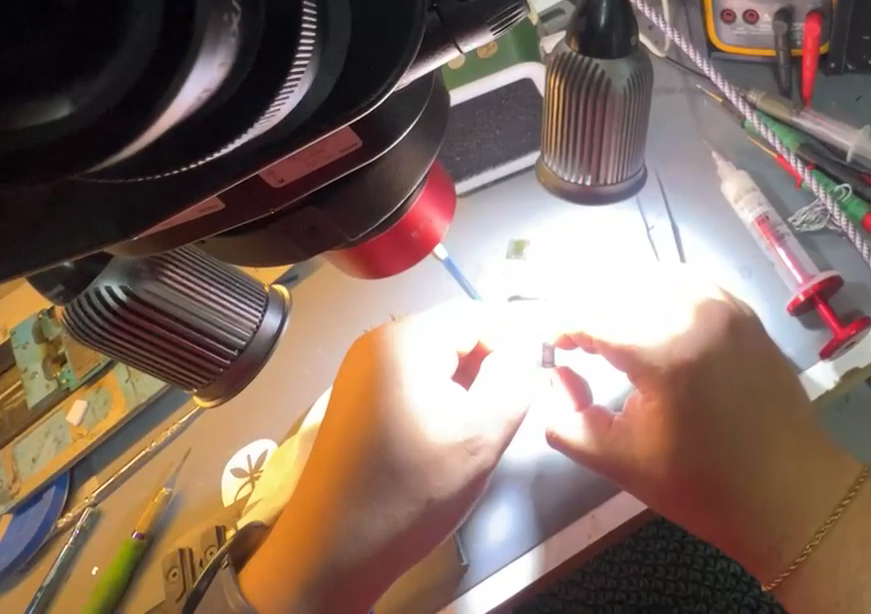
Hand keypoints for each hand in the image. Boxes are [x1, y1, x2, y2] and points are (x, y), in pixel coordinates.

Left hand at [239, 300, 539, 613]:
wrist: (327, 558)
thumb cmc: (409, 491)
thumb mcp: (481, 436)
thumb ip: (518, 382)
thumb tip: (532, 351)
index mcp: (408, 338)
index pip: (480, 314)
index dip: (518, 336)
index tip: (543, 366)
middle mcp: (380, 341)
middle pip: (456, 332)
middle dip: (491, 362)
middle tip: (511, 403)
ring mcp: (363, 369)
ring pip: (437, 357)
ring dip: (467, 381)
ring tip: (480, 422)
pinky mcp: (357, 397)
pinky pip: (414, 377)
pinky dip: (440, 395)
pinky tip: (448, 432)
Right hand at [542, 267, 861, 582]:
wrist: (788, 491)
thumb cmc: (703, 485)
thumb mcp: (622, 462)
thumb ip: (569, 420)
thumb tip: (555, 377)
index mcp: (664, 352)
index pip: (592, 316)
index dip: (560, 326)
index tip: (546, 344)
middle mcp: (693, 312)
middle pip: (619, 289)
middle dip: (588, 310)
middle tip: (571, 340)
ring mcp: (723, 304)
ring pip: (653, 276)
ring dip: (621, 294)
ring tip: (605, 327)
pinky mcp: (740, 307)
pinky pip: (687, 280)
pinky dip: (658, 289)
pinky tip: (646, 314)